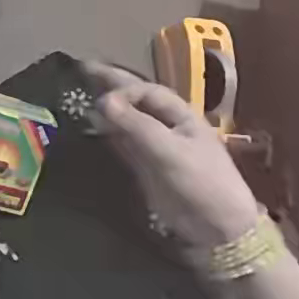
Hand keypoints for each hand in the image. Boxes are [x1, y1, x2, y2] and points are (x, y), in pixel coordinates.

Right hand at [85, 61, 259, 246]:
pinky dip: (108, 133)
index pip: (145, 91)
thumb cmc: (201, 183)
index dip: (123, 90)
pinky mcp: (146, 167)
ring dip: (107, 109)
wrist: (218, 229)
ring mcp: (156, 146)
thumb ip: (136, 125)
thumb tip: (103, 100)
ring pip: (127, 119)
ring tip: (80, 96)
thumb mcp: (170, 150)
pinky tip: (92, 128)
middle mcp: (166, 124)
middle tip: (82, 69)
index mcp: (180, 114)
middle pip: (135, 99)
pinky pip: (123, 143)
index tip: (100, 99)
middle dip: (111, 84)